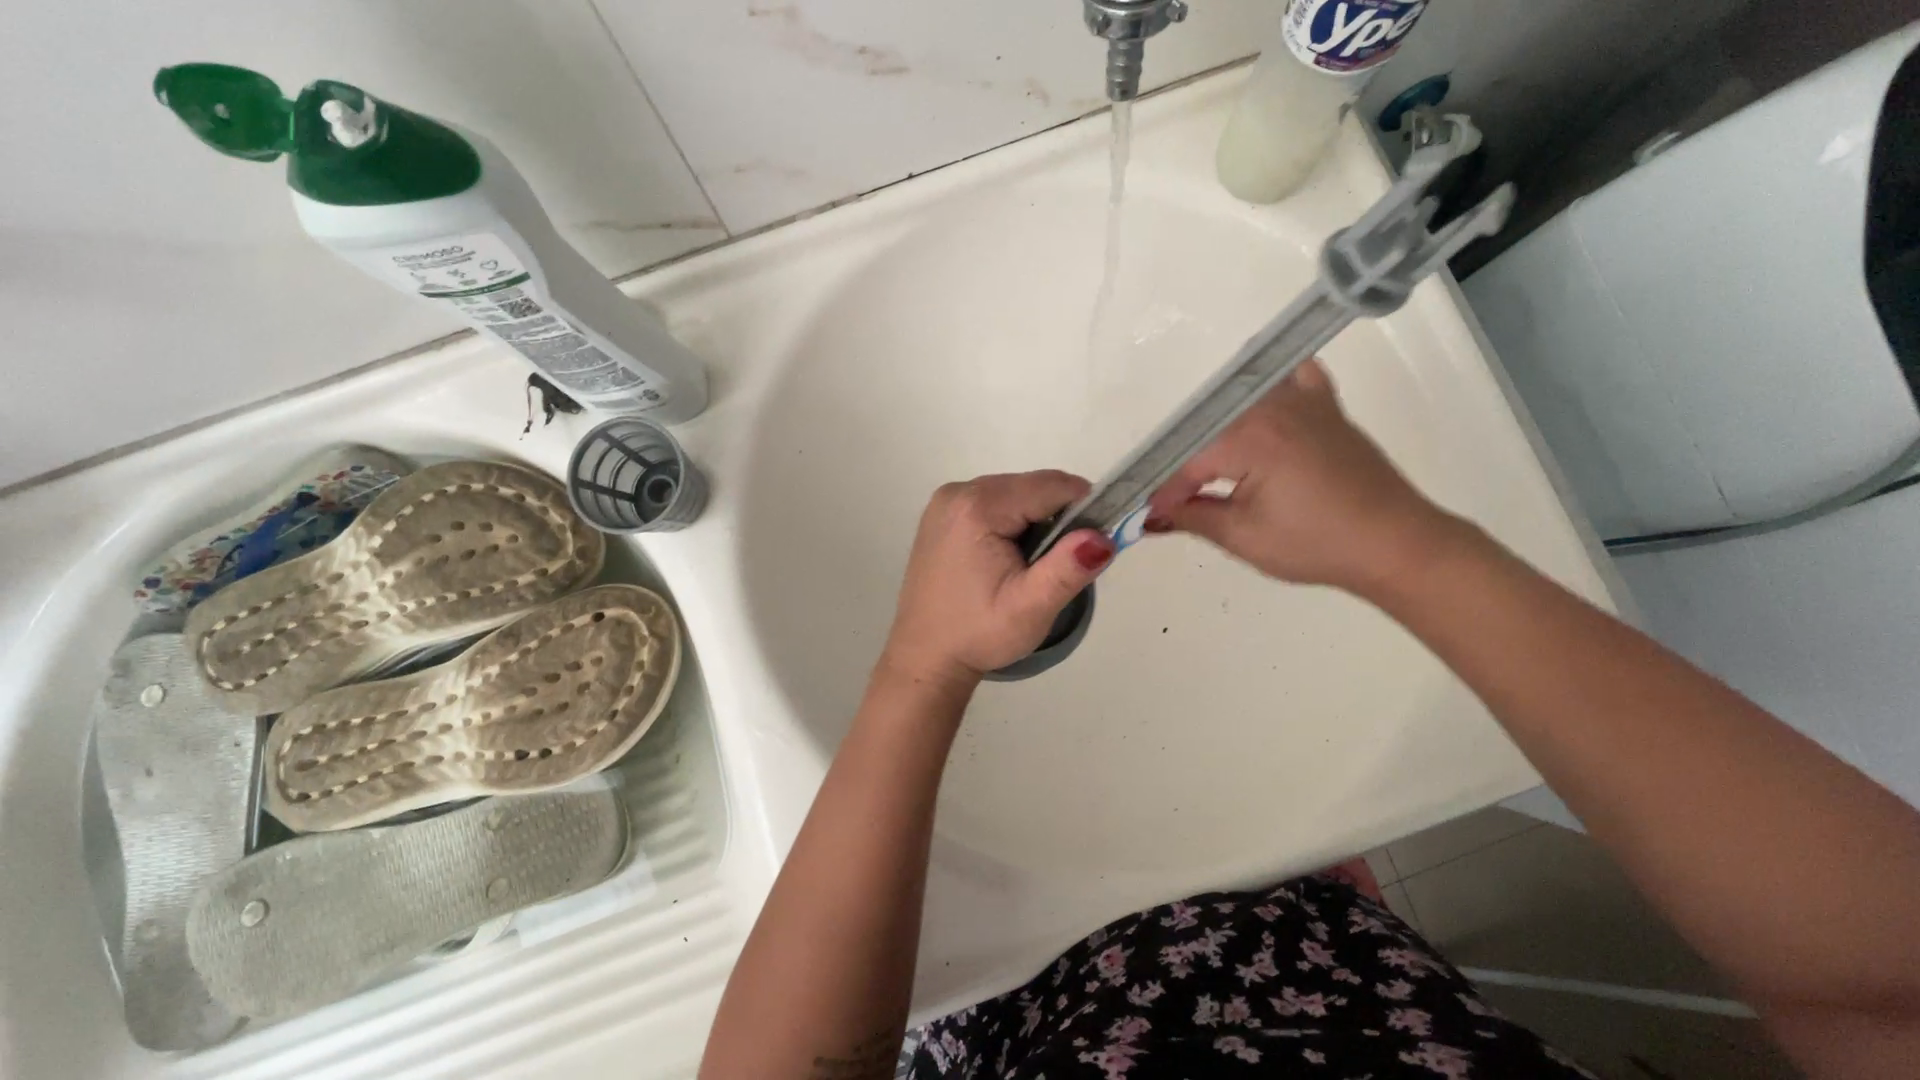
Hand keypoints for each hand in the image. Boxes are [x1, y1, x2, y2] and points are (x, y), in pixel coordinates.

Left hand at [881, 471, 1113, 687]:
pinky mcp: (942, 515)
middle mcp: (958, 492)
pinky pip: (994, 504)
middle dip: (1057, 518)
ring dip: (1035, 522)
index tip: (1095, 542)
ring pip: (1015, 494)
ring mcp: (946, 502)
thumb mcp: (1030, 608)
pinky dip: (1012, 524)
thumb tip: (1103, 536)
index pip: (1051, 486)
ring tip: (1033, 567)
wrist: (925, 657)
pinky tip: (1009, 561)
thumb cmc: (977, 634)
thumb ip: (1068, 569)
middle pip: (1032, 487)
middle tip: (1060, 565)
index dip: (1083, 508)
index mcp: (977, 506)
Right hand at [1145, 359, 1457, 593]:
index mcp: (1248, 438)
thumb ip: (1193, 517)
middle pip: (1208, 423)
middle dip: (1185, 460)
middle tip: (1176, 496)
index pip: (1188, 459)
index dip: (1167, 490)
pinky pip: (1290, 374)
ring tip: (1208, 464)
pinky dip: (1271, 383)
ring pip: (1242, 395)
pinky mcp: (1326, 405)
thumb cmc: (1316, 544)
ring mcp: (1302, 399)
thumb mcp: (1243, 538)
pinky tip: (1259, 404)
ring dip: (1217, 424)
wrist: (1394, 543)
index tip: (1155, 515)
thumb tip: (1154, 514)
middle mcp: (1270, 406)